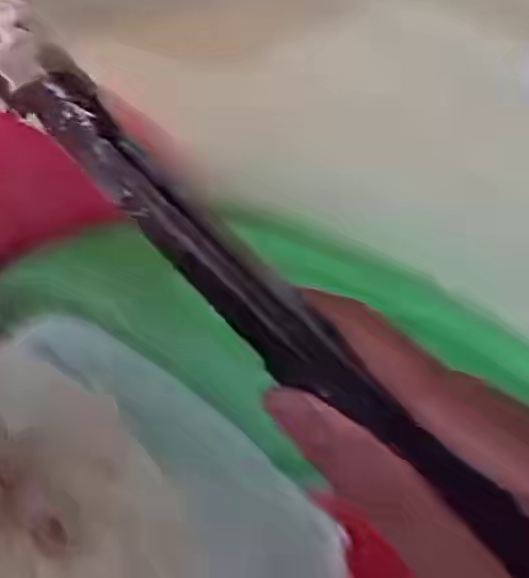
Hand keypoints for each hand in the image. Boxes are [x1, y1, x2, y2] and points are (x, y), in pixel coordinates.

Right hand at [265, 290, 528, 577]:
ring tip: (350, 412)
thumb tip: (286, 398)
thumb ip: (391, 498)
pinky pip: (520, 455)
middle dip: (387, 375)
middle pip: (481, 405)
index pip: (446, 389)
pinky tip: (434, 468)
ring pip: (507, 428)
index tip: (290, 295)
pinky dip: (465, 446)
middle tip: (298, 366)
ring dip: (425, 411)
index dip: (366, 336)